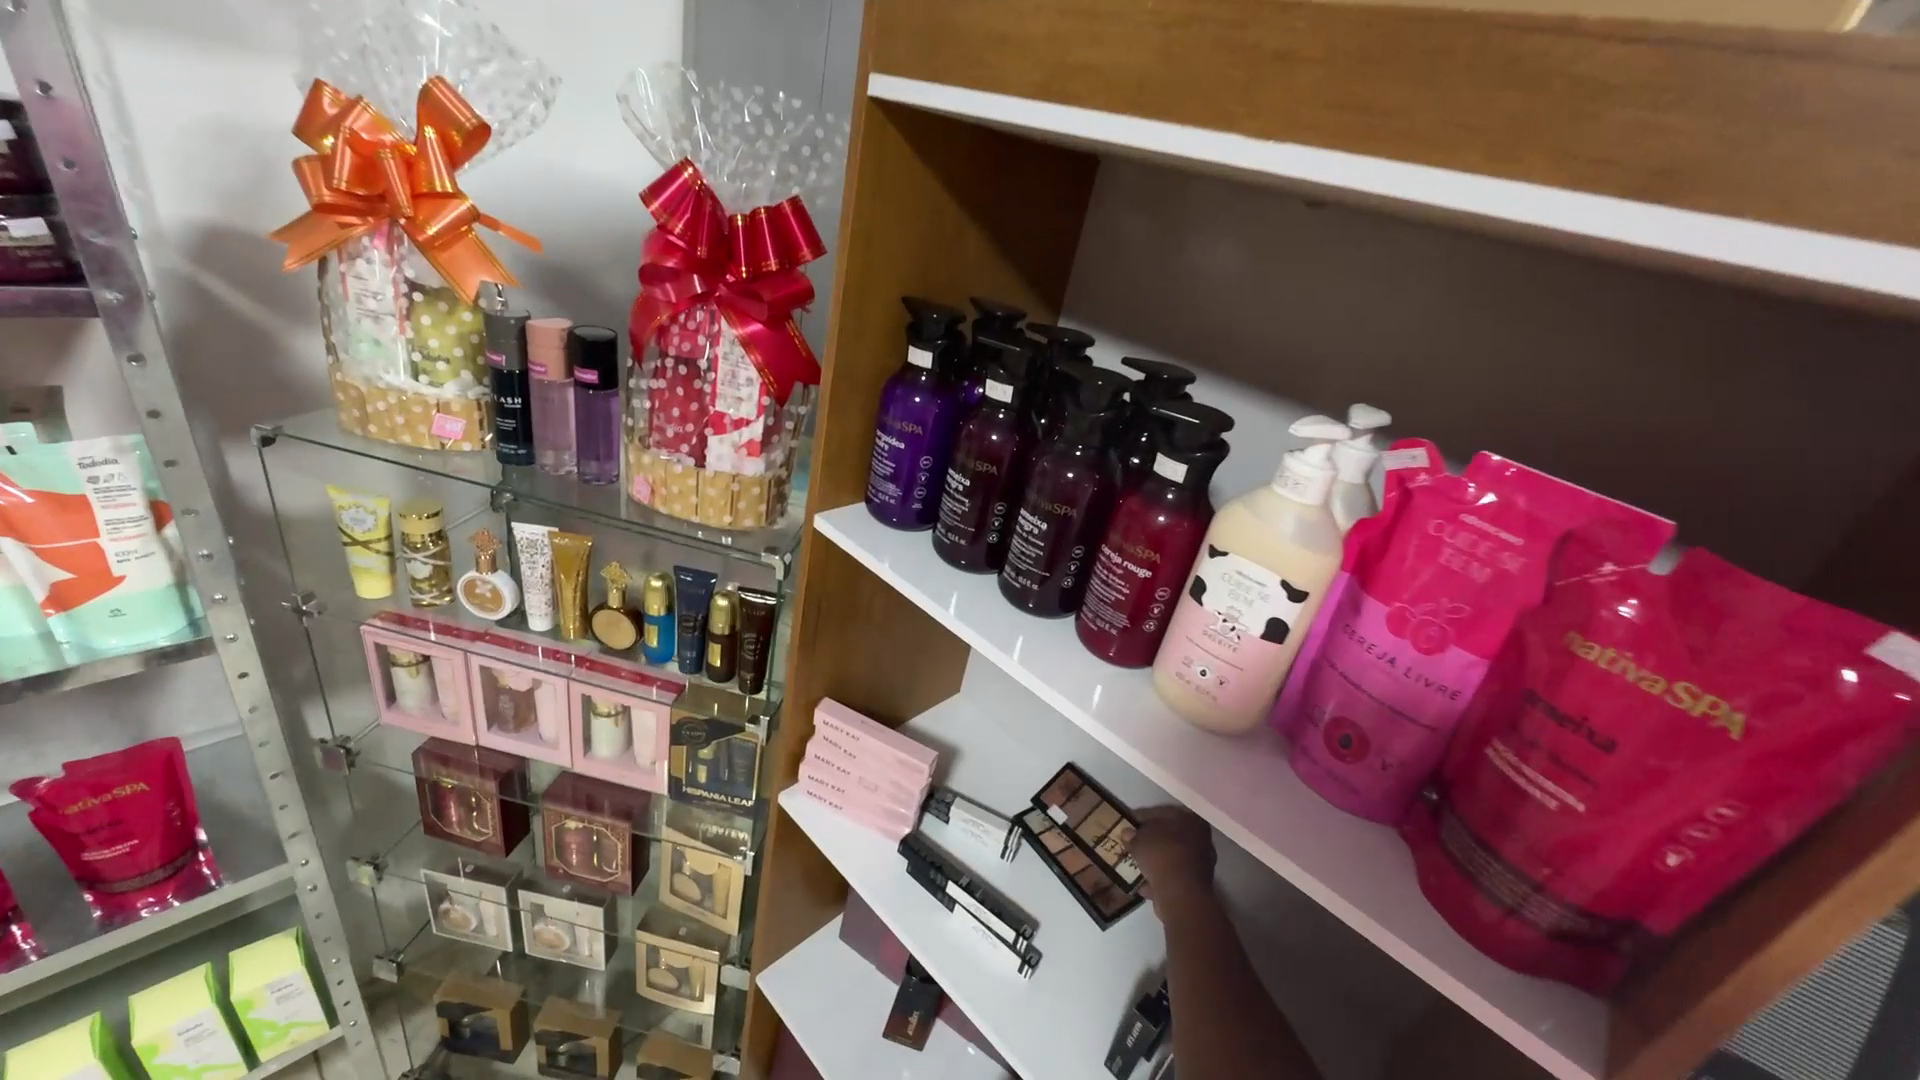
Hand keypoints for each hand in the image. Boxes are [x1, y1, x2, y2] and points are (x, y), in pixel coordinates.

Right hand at [1130, 805, 1215, 914]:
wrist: (1180, 893)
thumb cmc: (1162, 854)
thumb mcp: (1140, 838)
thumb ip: (1134, 834)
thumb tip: (1127, 833)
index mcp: (1192, 820)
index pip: (1163, 813)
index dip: (1143, 818)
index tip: (1129, 825)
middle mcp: (1201, 839)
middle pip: (1170, 837)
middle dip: (1151, 841)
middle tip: (1132, 844)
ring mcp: (1200, 864)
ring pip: (1172, 858)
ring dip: (1155, 862)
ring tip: (1135, 865)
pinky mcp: (1195, 885)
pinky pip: (1173, 877)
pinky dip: (1159, 880)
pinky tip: (1143, 884)